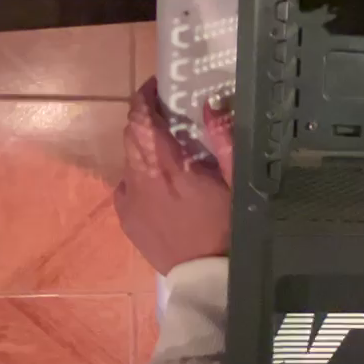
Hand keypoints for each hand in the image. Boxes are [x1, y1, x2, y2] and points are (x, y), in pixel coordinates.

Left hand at [116, 80, 234, 275]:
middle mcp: (139, 181)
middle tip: (167, 113)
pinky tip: (161, 184)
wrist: (208, 277)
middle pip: (130, 136)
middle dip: (144, 119)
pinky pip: (127, 185)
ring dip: (144, 148)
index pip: (141, 122)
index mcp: (167, 169)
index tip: (157, 86)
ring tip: (169, 151)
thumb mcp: (236, 180)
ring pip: (128, 160)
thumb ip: (223, 139)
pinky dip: (140, 175)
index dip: (143, 98)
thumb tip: (209, 105)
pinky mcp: (126, 219)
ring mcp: (128, 202)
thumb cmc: (228, 226)